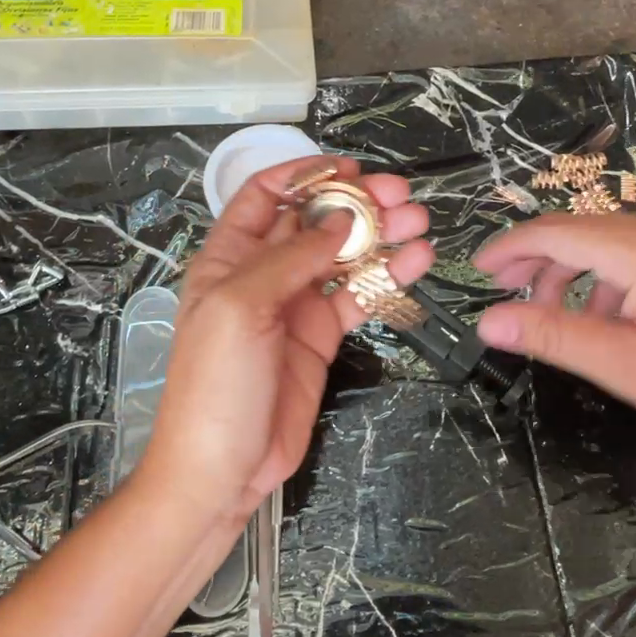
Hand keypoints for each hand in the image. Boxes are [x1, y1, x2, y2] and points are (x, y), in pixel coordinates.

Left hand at [140, 156, 433, 521]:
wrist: (222, 469)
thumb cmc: (216, 382)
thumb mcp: (240, 308)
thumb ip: (290, 258)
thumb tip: (340, 220)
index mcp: (229, 256)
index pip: (264, 196)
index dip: (304, 175)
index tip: (349, 168)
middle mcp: (264, 272)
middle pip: (315, 220)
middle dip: (357, 203)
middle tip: (402, 195)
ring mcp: (297, 304)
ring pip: (345, 255)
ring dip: (382, 235)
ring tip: (420, 222)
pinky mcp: (323, 335)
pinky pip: (360, 295)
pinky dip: (389, 276)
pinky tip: (417, 262)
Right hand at [472, 214, 635, 451]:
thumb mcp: (626, 367)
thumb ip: (553, 338)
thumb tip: (487, 323)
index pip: (555, 233)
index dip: (508, 248)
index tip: (474, 270)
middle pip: (579, 231)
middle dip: (535, 259)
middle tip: (502, 293)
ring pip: (608, 243)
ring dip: (572, 272)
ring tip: (552, 316)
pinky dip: (607, 280)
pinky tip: (609, 320)